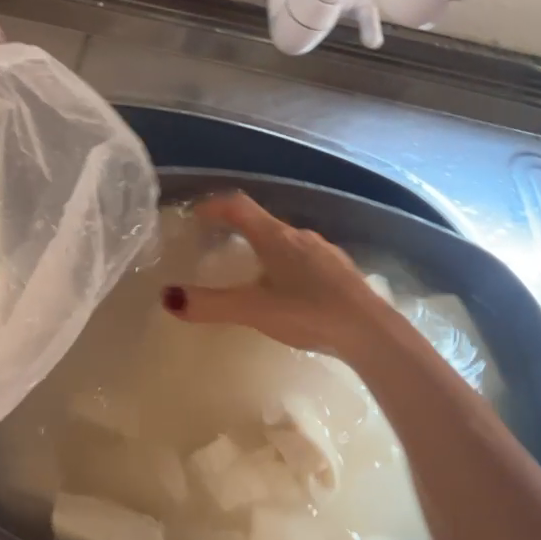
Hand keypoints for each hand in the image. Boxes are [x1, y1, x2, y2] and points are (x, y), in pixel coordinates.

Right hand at [163, 191, 395, 355]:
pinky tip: (289, 292)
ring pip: (286, 242)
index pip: (238, 206)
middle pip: (262, 222)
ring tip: (250, 270)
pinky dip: (288, 266)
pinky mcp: (342, 273)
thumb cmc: (309, 312)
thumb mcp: (252, 310)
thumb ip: (210, 304)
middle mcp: (300, 236)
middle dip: (237, 229)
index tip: (196, 214)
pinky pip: (306, 259)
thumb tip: (167, 297)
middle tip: (217, 244)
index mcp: (275, 237)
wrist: (373, 334)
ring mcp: (325, 253)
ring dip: (264, 248)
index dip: (214, 206)